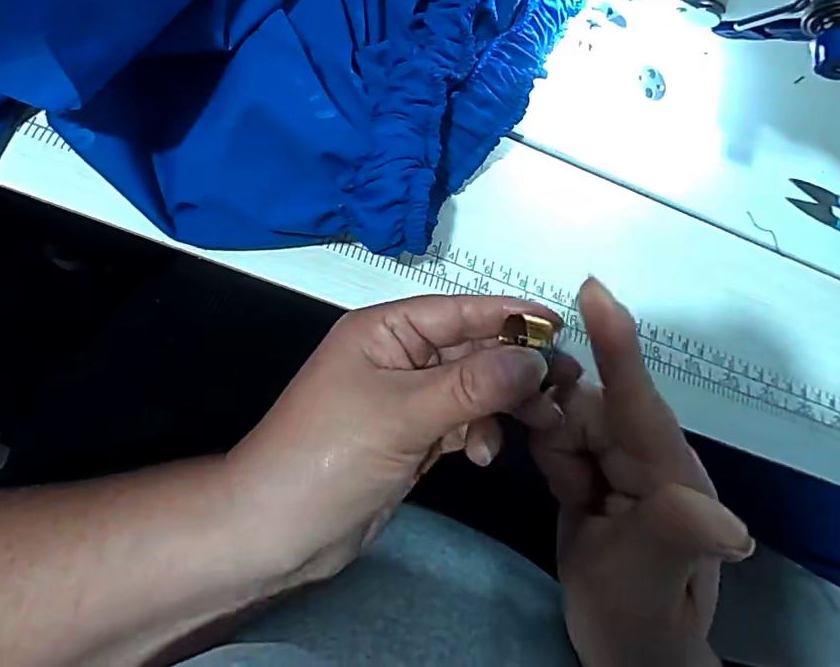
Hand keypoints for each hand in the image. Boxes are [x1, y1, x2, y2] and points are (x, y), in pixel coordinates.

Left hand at [228, 295, 563, 583]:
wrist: (276, 527)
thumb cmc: (330, 453)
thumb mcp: (402, 413)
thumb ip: (471, 385)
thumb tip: (532, 358)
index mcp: (382, 330)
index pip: (455, 311)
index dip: (506, 314)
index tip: (558, 324)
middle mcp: (394, 356)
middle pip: (467, 350)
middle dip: (512, 368)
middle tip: (564, 390)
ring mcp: (401, 398)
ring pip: (468, 389)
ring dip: (500, 405)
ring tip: (537, 426)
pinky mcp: (407, 436)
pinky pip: (457, 422)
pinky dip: (475, 433)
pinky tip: (479, 455)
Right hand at [532, 279, 753, 666]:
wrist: (628, 656)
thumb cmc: (641, 625)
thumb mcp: (649, 586)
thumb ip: (674, 539)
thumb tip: (721, 515)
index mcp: (672, 477)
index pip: (638, 401)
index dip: (616, 344)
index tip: (592, 290)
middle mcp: (651, 454)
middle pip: (585, 404)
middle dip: (558, 431)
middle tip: (567, 488)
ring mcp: (625, 458)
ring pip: (564, 416)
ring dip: (553, 450)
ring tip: (574, 503)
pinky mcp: (601, 463)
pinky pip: (558, 433)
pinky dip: (550, 455)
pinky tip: (569, 494)